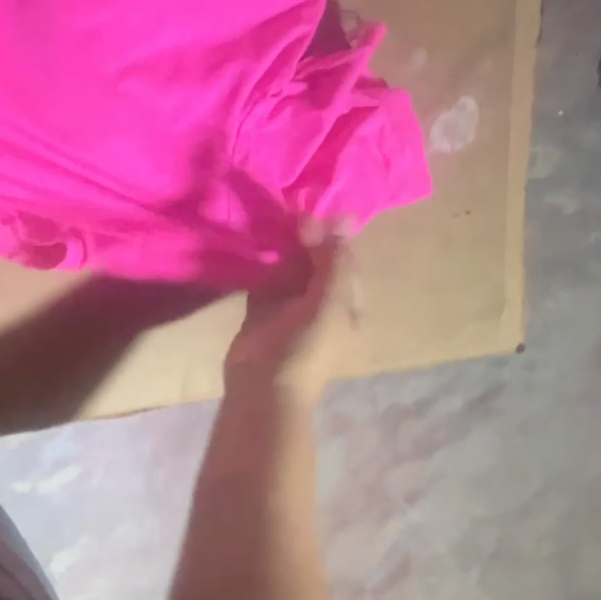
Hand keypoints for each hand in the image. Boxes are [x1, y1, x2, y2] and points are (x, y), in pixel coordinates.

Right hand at [224, 222, 359, 402]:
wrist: (264, 388)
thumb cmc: (306, 347)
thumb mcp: (330, 302)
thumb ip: (333, 261)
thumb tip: (338, 217)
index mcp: (347, 304)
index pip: (343, 262)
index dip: (331, 237)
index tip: (313, 212)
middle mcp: (319, 304)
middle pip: (315, 264)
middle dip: (305, 240)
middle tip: (288, 214)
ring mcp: (287, 310)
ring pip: (288, 272)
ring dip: (281, 250)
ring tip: (270, 222)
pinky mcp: (258, 315)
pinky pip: (262, 284)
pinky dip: (259, 266)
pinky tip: (253, 245)